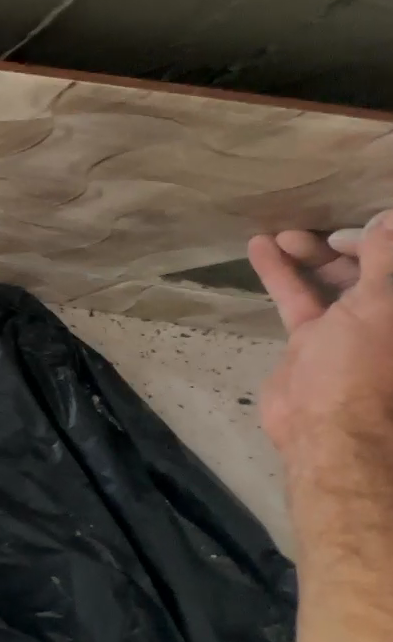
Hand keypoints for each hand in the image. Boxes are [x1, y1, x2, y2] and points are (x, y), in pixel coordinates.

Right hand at [248, 212, 392, 477]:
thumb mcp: (383, 305)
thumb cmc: (369, 364)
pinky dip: (281, 273)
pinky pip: (300, 297)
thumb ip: (387, 260)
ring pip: (336, 280)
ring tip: (282, 236)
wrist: (328, 422)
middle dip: (347, 245)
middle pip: (376, 268)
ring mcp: (356, 327)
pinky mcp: (316, 337)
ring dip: (309, 256)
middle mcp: (392, 315)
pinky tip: (262, 248)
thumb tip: (387, 218)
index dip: (387, 238)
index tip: (361, 226)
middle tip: (315, 235)